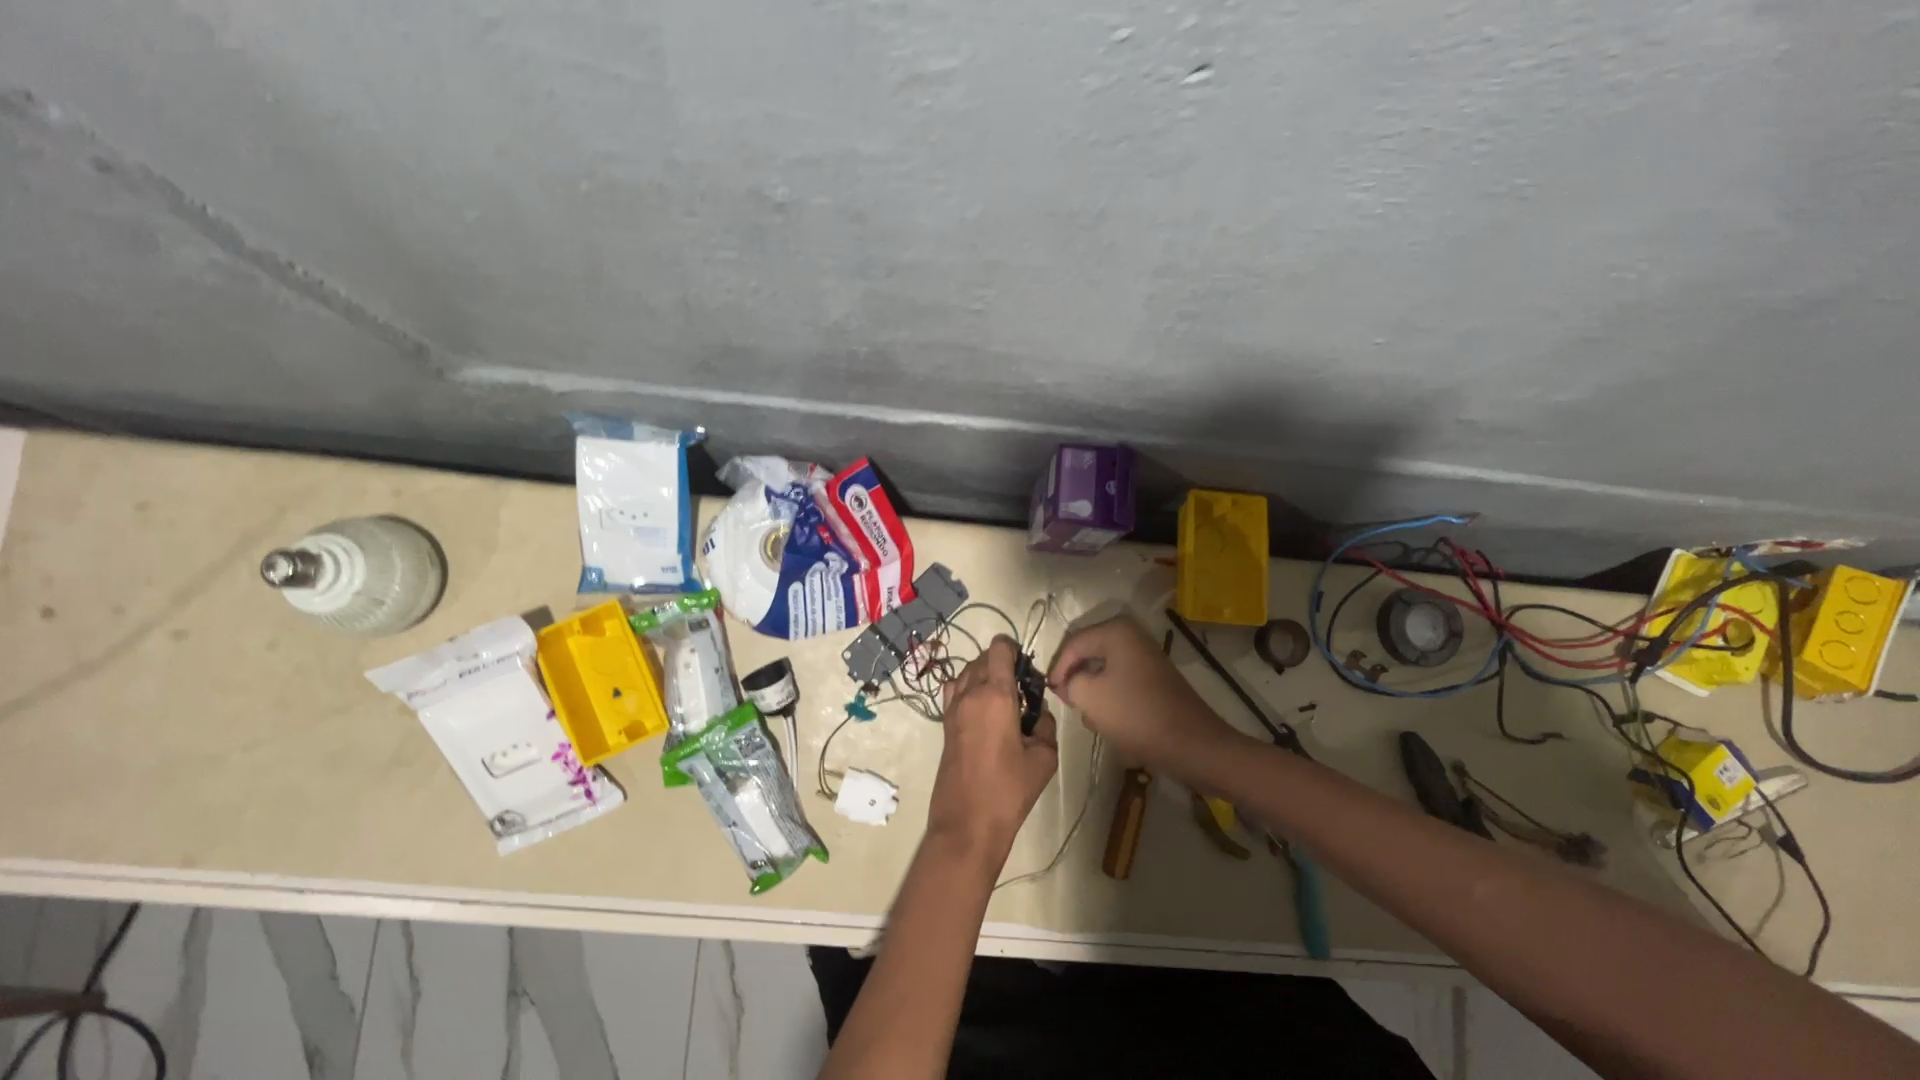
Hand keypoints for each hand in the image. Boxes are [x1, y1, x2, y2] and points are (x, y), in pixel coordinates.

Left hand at [926, 637, 1058, 859]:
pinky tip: (985, 713)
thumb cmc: (1009, 790)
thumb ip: (1045, 726)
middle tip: (1022, 688)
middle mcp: (969, 694)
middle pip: (982, 659)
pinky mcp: (944, 726)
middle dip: (1001, 664)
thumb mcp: (1044, 758)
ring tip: (1003, 700)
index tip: (1027, 666)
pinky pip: (955, 692)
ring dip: (983, 675)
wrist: (967, 823)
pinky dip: (969, 690)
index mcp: (995, 694)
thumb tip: (1038, 715)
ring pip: (966, 673)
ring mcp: (952, 709)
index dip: (1013, 649)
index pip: (998, 649)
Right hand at [1048, 615, 1242, 770]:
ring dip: (1095, 697)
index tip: (1049, 694)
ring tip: (1096, 720)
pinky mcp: (1154, 682)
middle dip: (1078, 682)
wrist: (1191, 744)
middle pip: (1089, 656)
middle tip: (1070, 706)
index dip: (1057, 669)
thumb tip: (1070, 681)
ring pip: (1104, 674)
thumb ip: (1069, 681)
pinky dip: (1113, 703)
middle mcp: (1132, 638)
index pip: (1072, 644)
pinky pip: (1121, 686)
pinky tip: (1113, 725)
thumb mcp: (1089, 696)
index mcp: (1117, 631)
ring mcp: (1145, 660)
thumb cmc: (1136, 715)